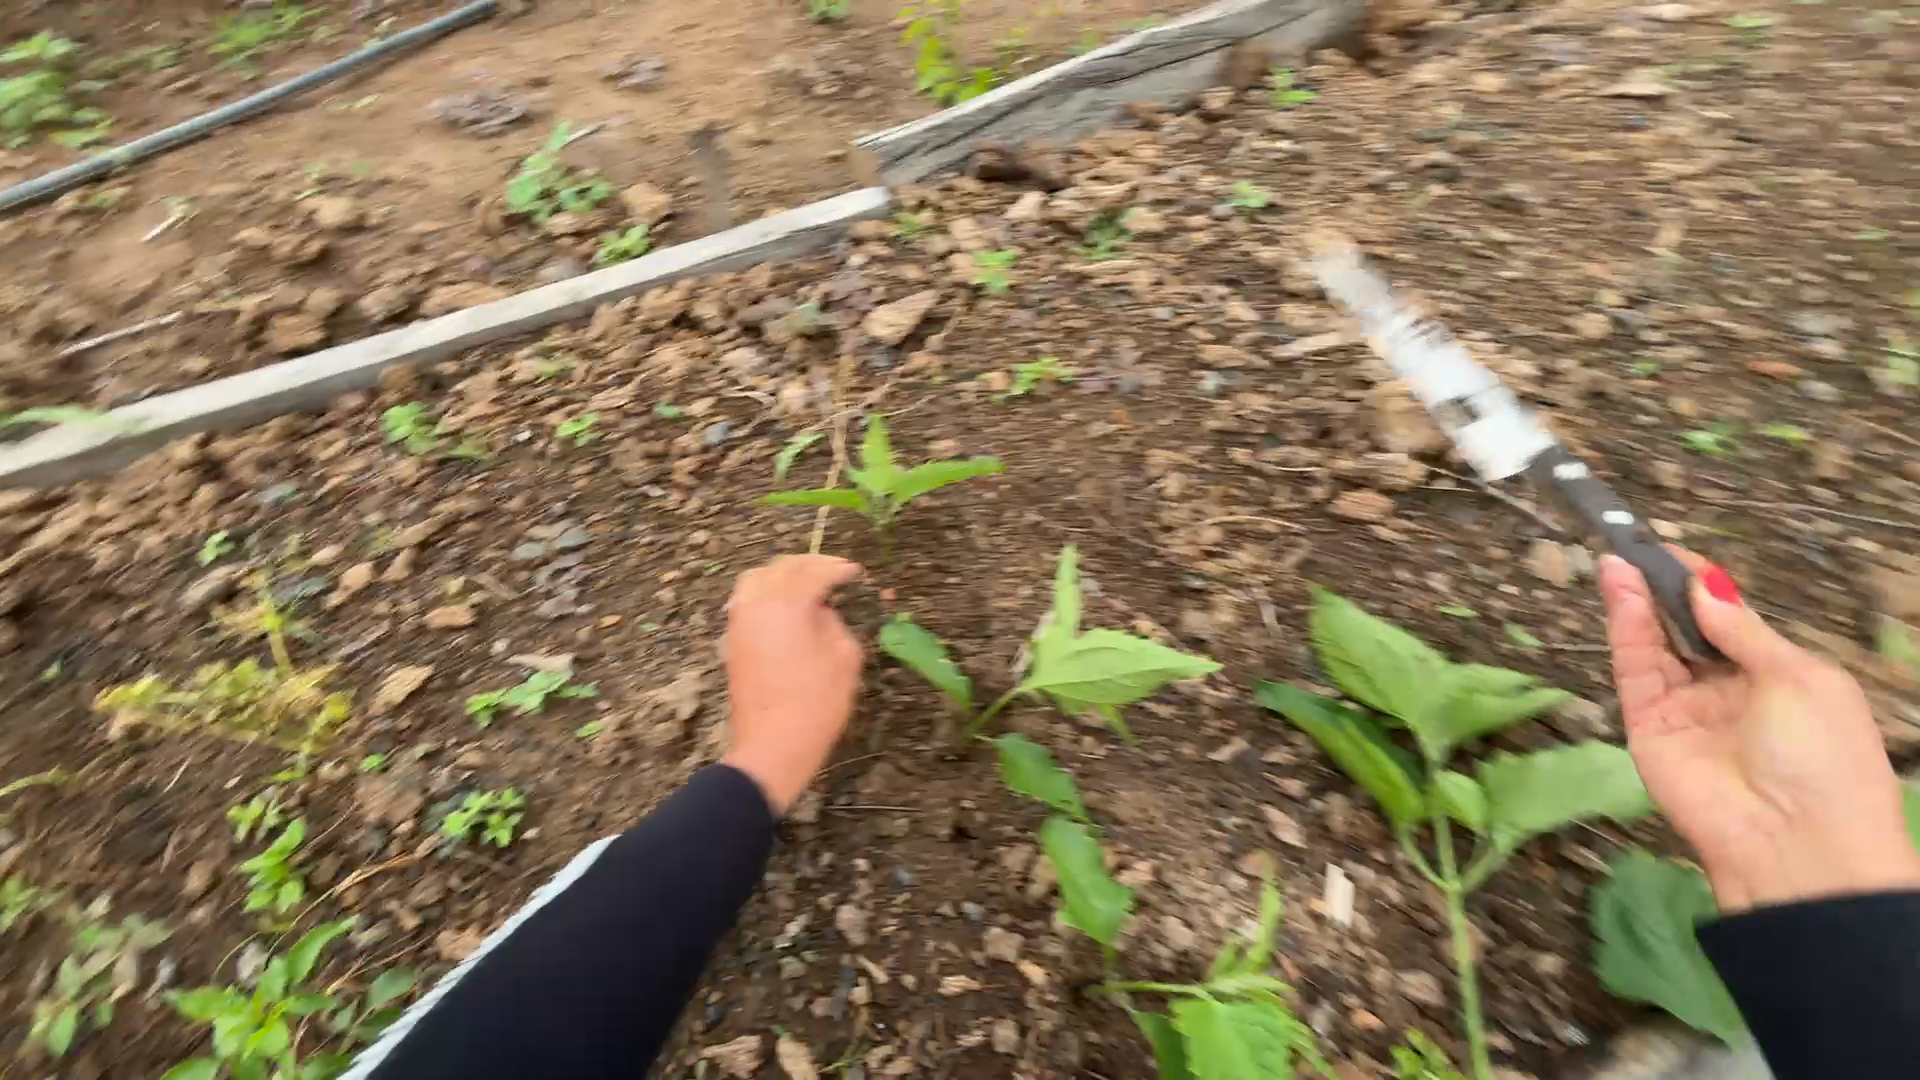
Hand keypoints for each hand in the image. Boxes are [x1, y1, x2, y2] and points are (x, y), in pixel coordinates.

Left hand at [719, 555, 864, 814]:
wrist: (773, 747)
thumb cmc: (817, 704)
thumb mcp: (845, 658)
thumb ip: (834, 623)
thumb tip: (821, 611)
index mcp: (786, 605)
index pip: (814, 573)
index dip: (838, 569)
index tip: (855, 573)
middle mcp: (756, 606)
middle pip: (782, 568)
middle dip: (810, 565)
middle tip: (835, 571)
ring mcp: (739, 624)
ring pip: (757, 579)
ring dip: (784, 574)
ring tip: (808, 582)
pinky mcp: (733, 642)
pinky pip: (747, 600)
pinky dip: (767, 592)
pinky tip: (786, 605)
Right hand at [1601, 549, 1919, 911]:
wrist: (1794, 840)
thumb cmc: (1825, 759)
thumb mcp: (1802, 681)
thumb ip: (1743, 630)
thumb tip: (1705, 583)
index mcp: (1777, 676)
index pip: (1728, 619)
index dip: (1702, 584)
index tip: (1672, 550)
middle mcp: (1724, 685)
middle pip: (1683, 627)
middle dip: (1661, 588)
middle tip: (1633, 548)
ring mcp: (1681, 703)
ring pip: (1652, 641)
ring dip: (1635, 601)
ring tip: (1618, 561)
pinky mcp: (1643, 719)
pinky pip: (1634, 666)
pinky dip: (1625, 628)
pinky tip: (1621, 595)